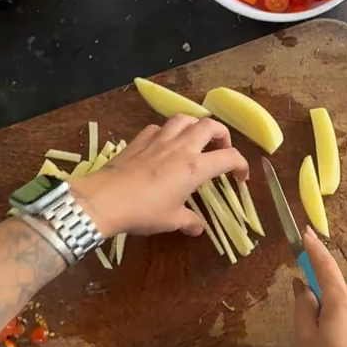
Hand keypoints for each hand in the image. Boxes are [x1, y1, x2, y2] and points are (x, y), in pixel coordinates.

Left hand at [70, 116, 246, 236]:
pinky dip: (168, 131)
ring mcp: (159, 140)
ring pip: (185, 118)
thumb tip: (199, 228)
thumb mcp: (172, 220)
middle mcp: (182, 147)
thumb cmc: (144, 211)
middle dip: (222, 135)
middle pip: (210, 126)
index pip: (230, 157)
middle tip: (221, 149)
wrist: (105, 199)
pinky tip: (164, 144)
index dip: (241, 165)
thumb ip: (189, 221)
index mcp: (195, 167)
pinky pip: (159, 127)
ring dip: (196, 125)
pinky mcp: (140, 139)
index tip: (240, 177)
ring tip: (196, 139)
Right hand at [290, 228, 346, 346]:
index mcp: (342, 300)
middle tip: (309, 331)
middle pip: (335, 289)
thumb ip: (302, 305)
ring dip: (333, 315)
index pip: (325, 266)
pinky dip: (345, 326)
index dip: (313, 248)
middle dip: (320, 299)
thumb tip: (302, 284)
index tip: (304, 233)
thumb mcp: (304, 338)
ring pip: (346, 305)